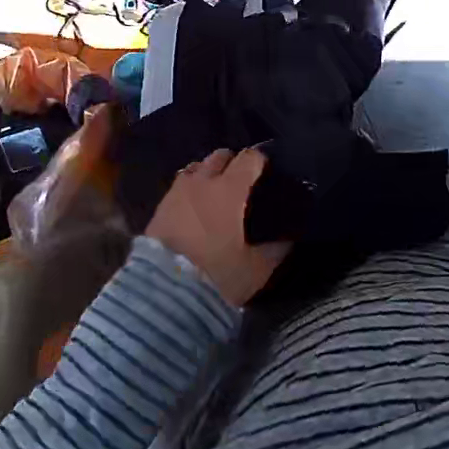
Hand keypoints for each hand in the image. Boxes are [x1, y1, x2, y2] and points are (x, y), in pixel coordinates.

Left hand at [145, 148, 288, 307]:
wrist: (166, 292)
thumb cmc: (218, 274)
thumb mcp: (256, 268)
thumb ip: (276, 249)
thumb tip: (289, 238)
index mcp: (230, 189)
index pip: (249, 158)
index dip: (260, 161)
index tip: (267, 171)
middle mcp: (202, 182)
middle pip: (220, 156)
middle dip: (232, 163)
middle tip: (242, 183)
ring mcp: (177, 192)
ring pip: (195, 168)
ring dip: (207, 174)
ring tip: (215, 193)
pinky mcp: (159, 208)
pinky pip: (179, 187)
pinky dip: (189, 191)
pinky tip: (194, 210)